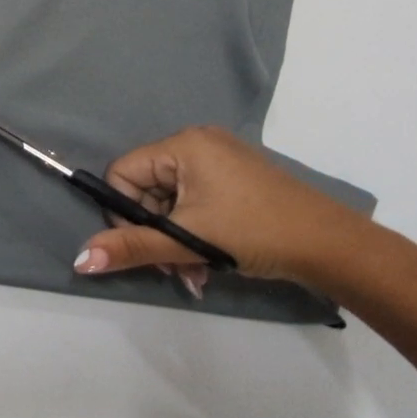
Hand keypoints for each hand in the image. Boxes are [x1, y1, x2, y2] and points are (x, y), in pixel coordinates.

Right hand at [72, 125, 366, 284]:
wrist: (337, 249)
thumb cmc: (258, 232)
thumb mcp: (189, 241)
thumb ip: (131, 247)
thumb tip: (79, 260)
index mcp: (183, 145)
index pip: (123, 173)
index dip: (124, 211)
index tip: (144, 244)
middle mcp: (198, 144)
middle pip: (147, 189)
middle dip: (154, 233)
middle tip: (172, 268)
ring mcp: (220, 161)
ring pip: (171, 201)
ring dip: (174, 240)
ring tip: (194, 273)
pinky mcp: (236, 180)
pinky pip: (195, 202)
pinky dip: (194, 233)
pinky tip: (207, 263)